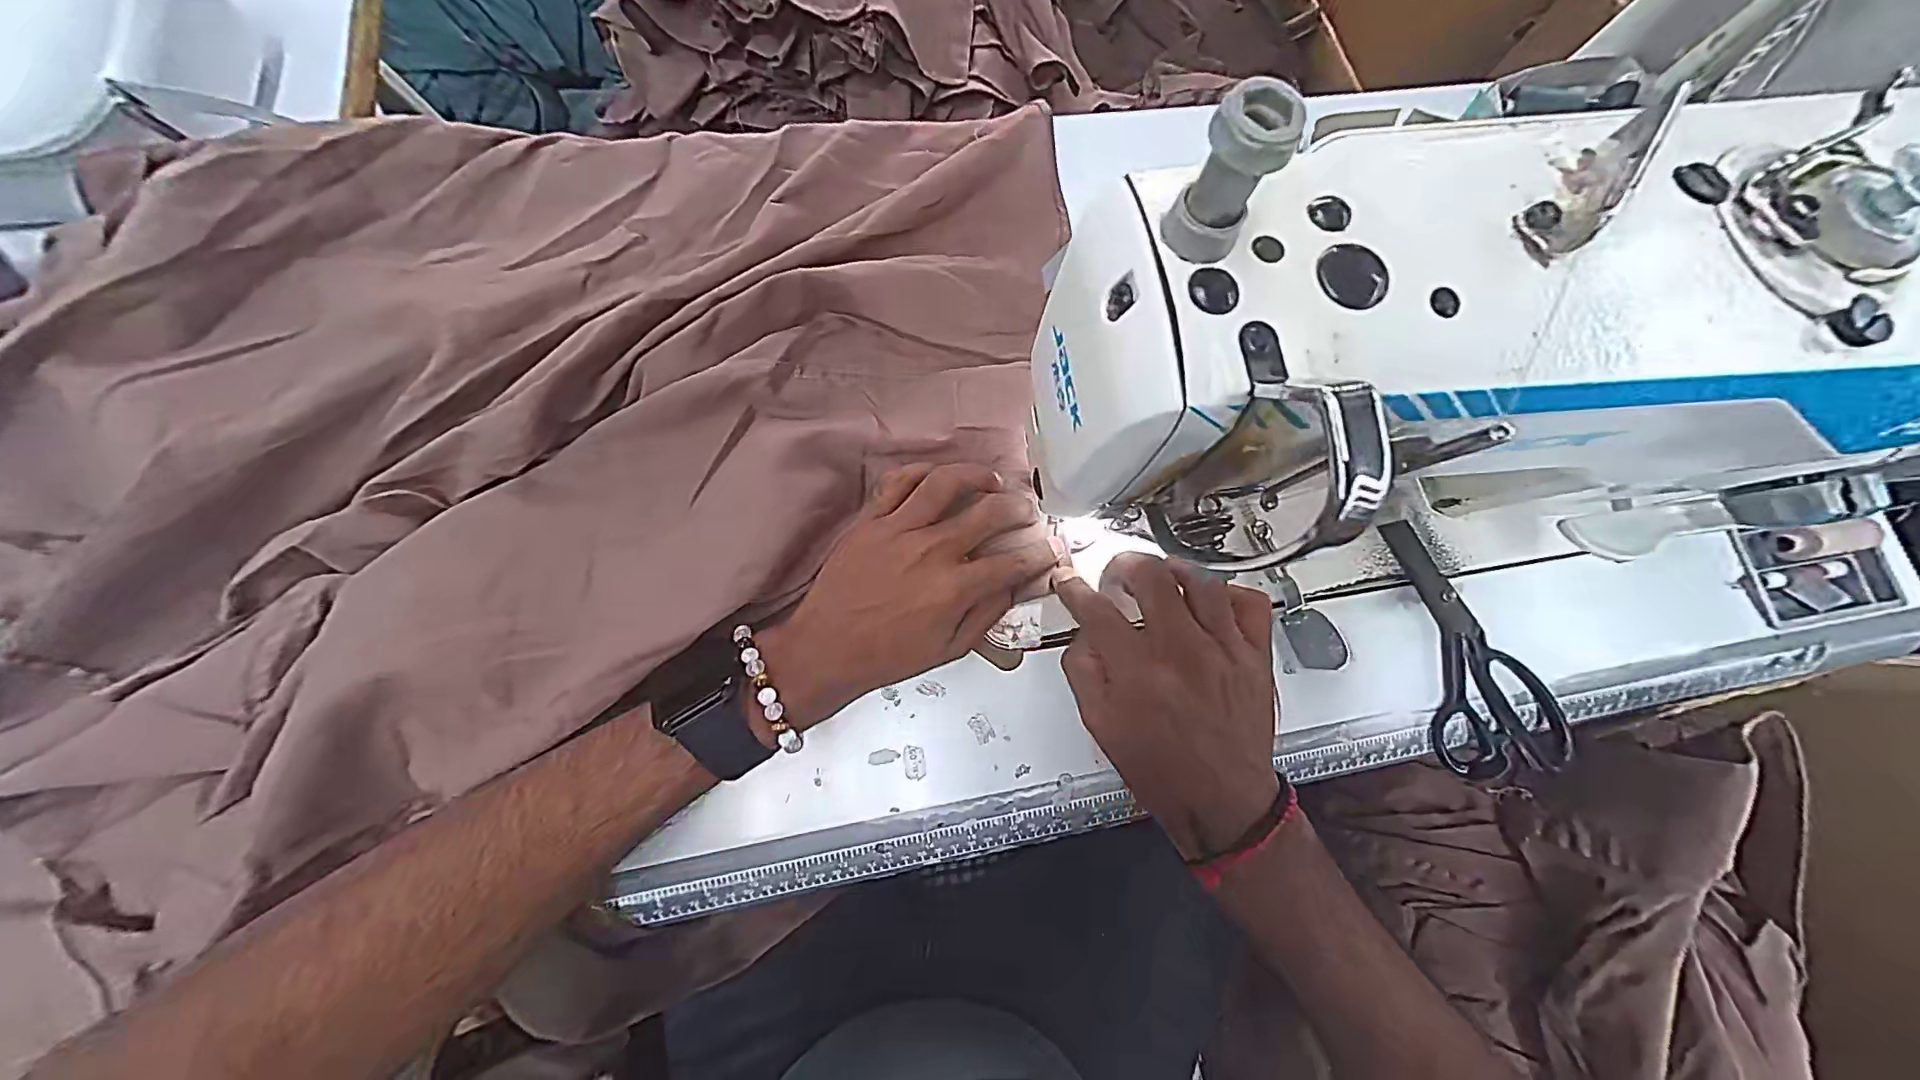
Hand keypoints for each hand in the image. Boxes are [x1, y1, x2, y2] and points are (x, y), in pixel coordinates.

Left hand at [754, 464, 1057, 731]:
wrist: (825, 649)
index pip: (1011, 562)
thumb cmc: (884, 654)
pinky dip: (922, 472)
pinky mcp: (871, 521)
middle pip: (989, 513)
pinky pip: (899, 482)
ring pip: (947, 483)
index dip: (1038, 554)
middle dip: (1018, 509)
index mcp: (953, 589)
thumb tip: (1011, 588)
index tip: (1048, 549)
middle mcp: (931, 552)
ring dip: (977, 476)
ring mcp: (898, 531)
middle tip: (1025, 511)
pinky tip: (937, 477)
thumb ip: (986, 616)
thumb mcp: (948, 649)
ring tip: (990, 481)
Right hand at [1054, 553, 1280, 859]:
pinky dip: (1228, 591)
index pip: (1096, 610)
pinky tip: (1211, 599)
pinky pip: (1249, 603)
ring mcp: (1223, 651)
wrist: (1222, 802)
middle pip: (1151, 577)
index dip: (1074, 588)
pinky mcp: (1254, 657)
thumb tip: (1083, 636)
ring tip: (1162, 575)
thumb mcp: (1102, 726)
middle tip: (1118, 574)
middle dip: (1125, 565)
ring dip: (1173, 570)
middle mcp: (1182, 653)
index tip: (1069, 581)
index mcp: (1138, 672)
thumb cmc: (1164, 770)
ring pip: (1200, 581)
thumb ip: (1083, 673)